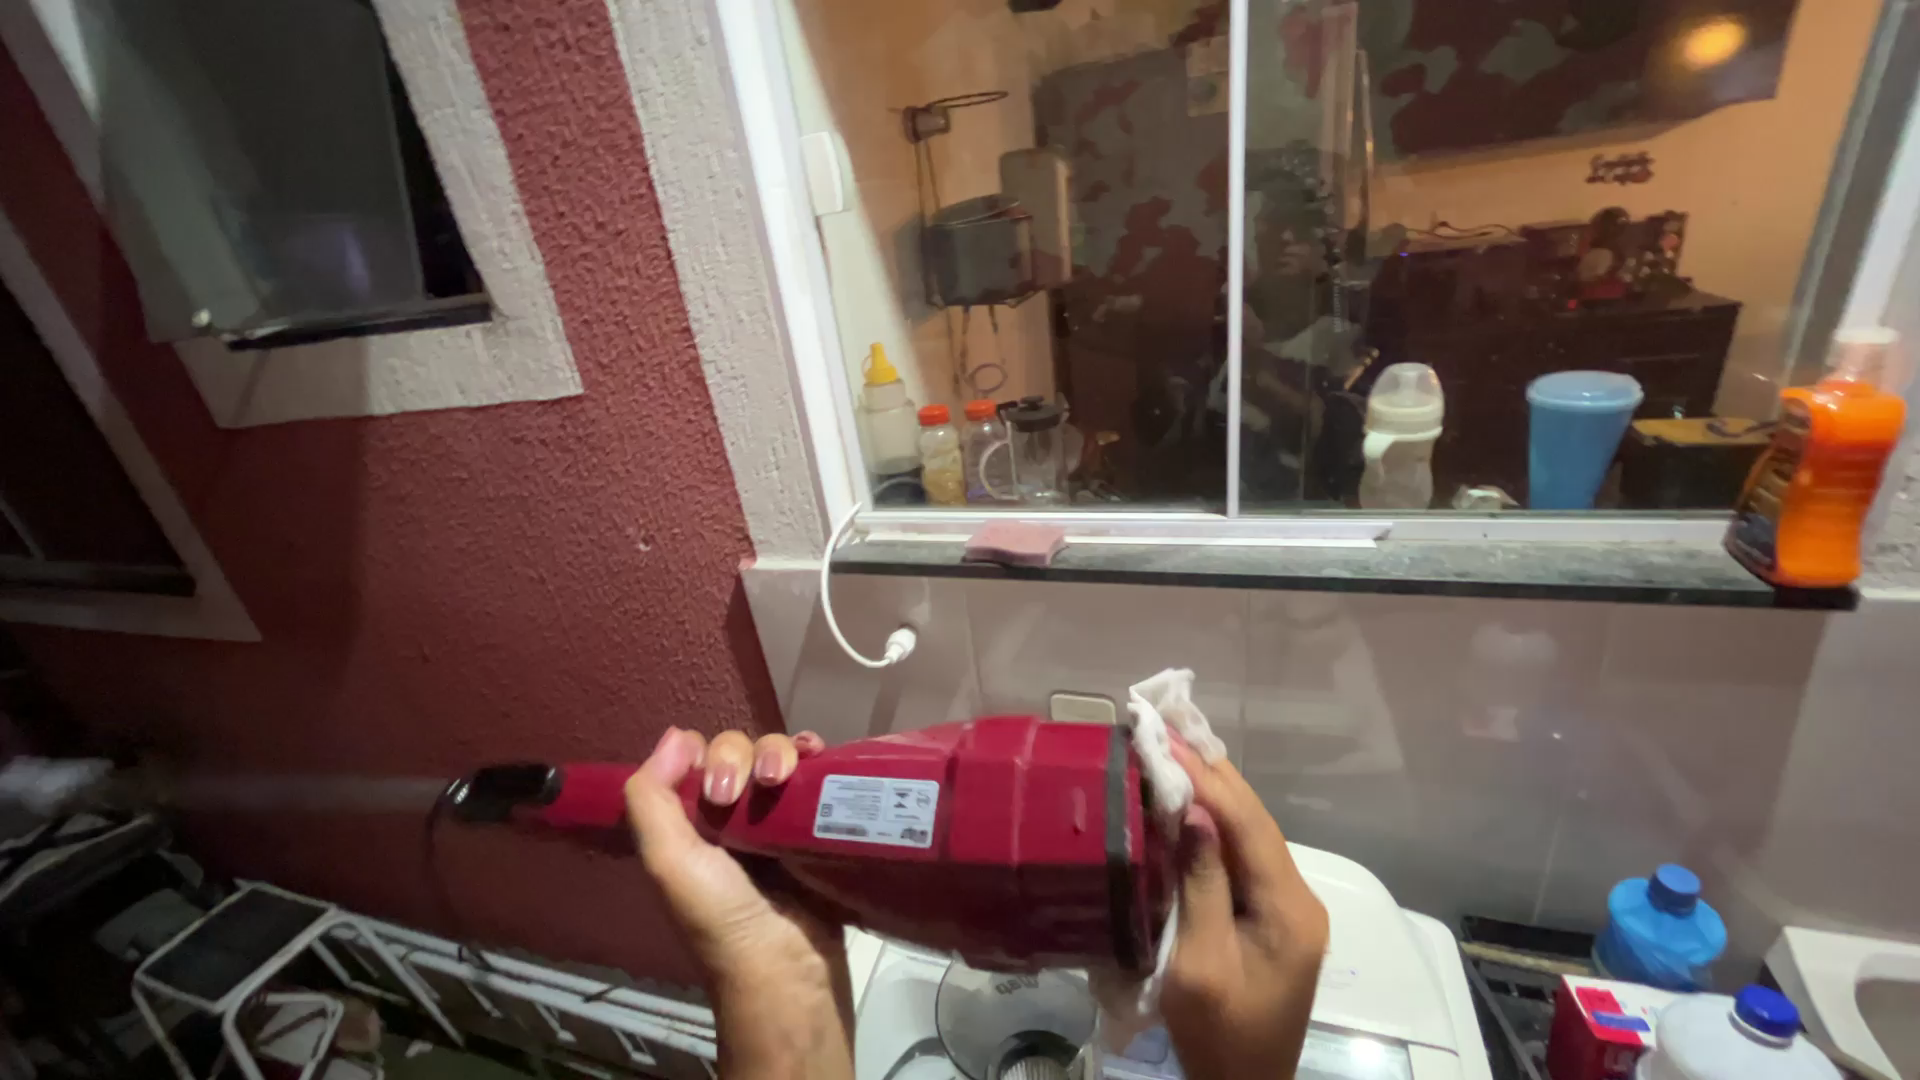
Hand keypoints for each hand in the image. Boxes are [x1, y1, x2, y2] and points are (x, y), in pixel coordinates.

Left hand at [624, 728, 850, 1079]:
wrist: (789, 966)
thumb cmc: (722, 918)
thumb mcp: (670, 865)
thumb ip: (652, 801)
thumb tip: (673, 734)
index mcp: (691, 821)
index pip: (694, 758)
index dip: (703, 754)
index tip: (714, 781)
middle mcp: (732, 811)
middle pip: (736, 750)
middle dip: (742, 756)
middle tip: (751, 788)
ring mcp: (776, 813)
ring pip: (775, 753)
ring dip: (780, 751)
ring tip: (783, 778)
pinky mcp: (816, 817)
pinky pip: (814, 769)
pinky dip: (814, 753)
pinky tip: (818, 754)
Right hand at [1160, 740, 1328, 1079]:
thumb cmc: (1218, 1036)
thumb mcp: (1200, 966)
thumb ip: (1201, 886)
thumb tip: (1195, 812)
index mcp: (1289, 909)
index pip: (1249, 824)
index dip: (1208, 778)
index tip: (1167, 740)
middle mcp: (1297, 896)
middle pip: (1255, 818)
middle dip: (1211, 771)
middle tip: (1165, 730)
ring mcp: (1286, 903)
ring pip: (1249, 829)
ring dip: (1211, 790)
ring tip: (1169, 751)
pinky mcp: (1268, 911)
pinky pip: (1240, 851)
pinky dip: (1212, 819)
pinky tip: (1184, 799)